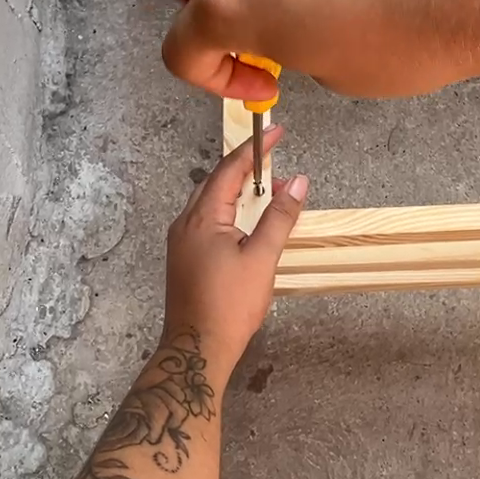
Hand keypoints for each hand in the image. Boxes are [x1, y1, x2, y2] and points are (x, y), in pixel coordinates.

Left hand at [163, 125, 307, 367]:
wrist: (196, 348)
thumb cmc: (229, 306)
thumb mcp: (262, 258)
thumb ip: (280, 217)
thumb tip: (298, 182)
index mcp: (201, 218)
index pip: (229, 169)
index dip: (255, 148)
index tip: (276, 130)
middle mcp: (185, 224)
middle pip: (216, 182)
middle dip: (247, 167)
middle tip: (277, 160)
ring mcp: (181, 242)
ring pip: (210, 202)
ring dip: (239, 191)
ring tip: (270, 191)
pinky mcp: (184, 258)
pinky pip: (206, 221)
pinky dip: (230, 211)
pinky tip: (247, 223)